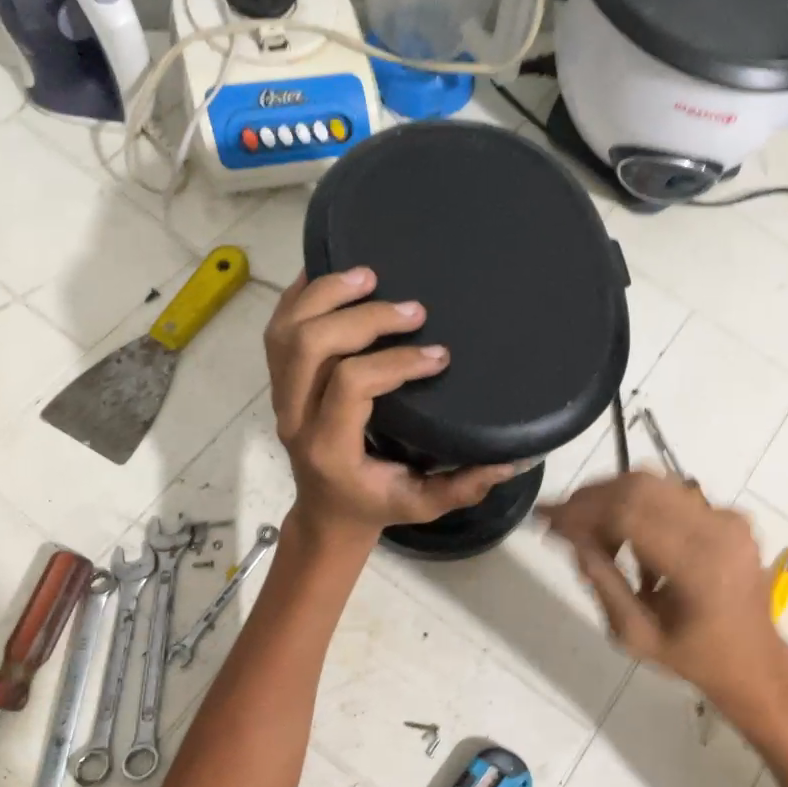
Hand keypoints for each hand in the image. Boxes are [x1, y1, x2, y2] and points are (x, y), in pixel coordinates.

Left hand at [265, 267, 516, 545]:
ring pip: (287, 331)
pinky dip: (300, 296)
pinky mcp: (278, 382)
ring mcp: (281, 396)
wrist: (325, 513)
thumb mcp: (422, 505)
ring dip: (326, 295)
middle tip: (413, 310)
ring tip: (370, 276)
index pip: (351, 384)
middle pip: (312, 345)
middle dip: (364, 318)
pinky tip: (330, 273)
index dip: (396, 361)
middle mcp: (296, 417)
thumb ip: (463, 487)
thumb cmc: (376, 505)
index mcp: (330, 447)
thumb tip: (510, 460)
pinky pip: (277, 329)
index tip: (440, 356)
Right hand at [541, 472, 787, 712]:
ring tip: (592, 535)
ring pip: (655, 483)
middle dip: (591, 497)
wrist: (756, 662)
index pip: (628, 514)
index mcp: (698, 565)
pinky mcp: (730, 515)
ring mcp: (728, 518)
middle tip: (560, 519)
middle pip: (640, 487)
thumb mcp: (635, 635)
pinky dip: (640, 508)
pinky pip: (673, 495)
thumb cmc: (694, 658)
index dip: (581, 511)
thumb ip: (601, 582)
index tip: (546, 518)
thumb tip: (569, 537)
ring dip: (614, 500)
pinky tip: (627, 541)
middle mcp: (718, 529)